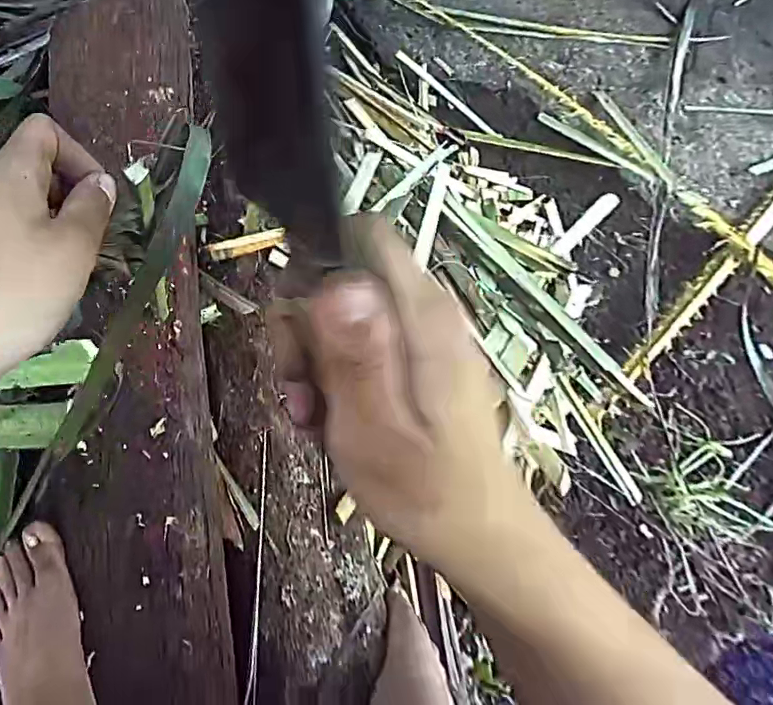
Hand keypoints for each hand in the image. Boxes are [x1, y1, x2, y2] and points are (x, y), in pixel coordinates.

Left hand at [0, 115, 116, 381]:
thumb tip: (99, 183)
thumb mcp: (73, 247)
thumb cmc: (17, 293)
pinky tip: (41, 281)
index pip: (45, 129)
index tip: (95, 197)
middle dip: (72, 191)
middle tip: (91, 235)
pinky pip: (9, 227)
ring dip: (56, 220)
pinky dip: (33, 241)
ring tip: (70, 262)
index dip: (79, 153)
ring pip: (26, 200)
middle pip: (37, 163)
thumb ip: (92, 206)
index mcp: (10, 172)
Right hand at [272, 215, 545, 571]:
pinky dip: (328, 371)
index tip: (293, 311)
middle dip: (301, 321)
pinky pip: (351, 339)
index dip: (316, 257)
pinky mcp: (410, 354)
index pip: (364, 234)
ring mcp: (416, 331)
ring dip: (308, 355)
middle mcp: (421, 309)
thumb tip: (336, 284)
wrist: (479, 539)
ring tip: (309, 411)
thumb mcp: (375, 428)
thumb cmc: (426, 491)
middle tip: (296, 381)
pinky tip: (326, 415)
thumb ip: (355, 354)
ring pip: (336, 309)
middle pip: (339, 274)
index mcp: (420, 314)